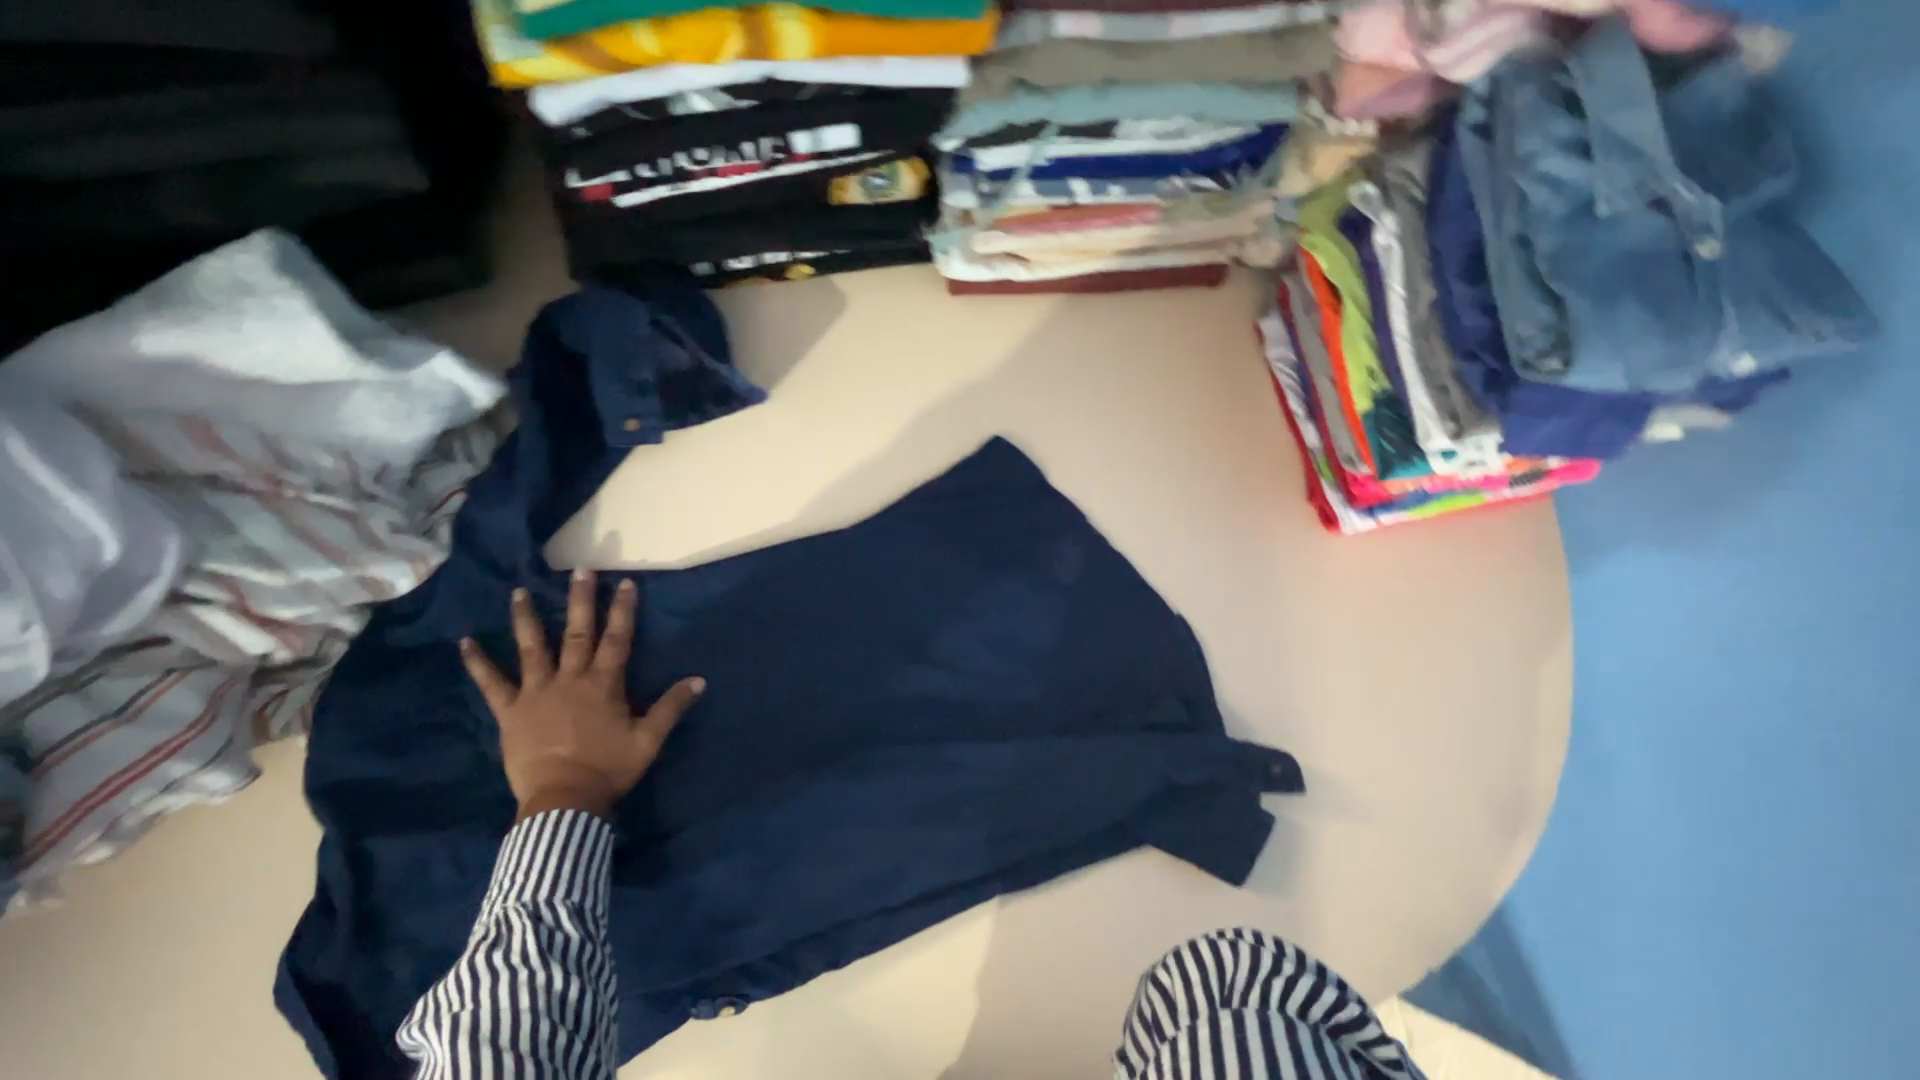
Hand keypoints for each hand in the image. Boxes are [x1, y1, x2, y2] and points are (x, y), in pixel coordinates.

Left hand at [459, 569, 704, 822]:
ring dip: (527, 618)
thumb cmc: (609, 769)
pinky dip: (478, 663)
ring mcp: (536, 693)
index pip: (617, 639)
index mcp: (604, 684)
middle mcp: (570, 679)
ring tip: (520, 591)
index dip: (623, 610)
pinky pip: (491, 683)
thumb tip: (699, 680)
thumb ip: (671, 707)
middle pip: (577, 632)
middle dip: (580, 599)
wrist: (564, 801)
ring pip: (532, 648)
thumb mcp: (649, 740)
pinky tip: (465, 642)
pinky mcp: (510, 712)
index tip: (625, 582)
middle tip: (580, 569)